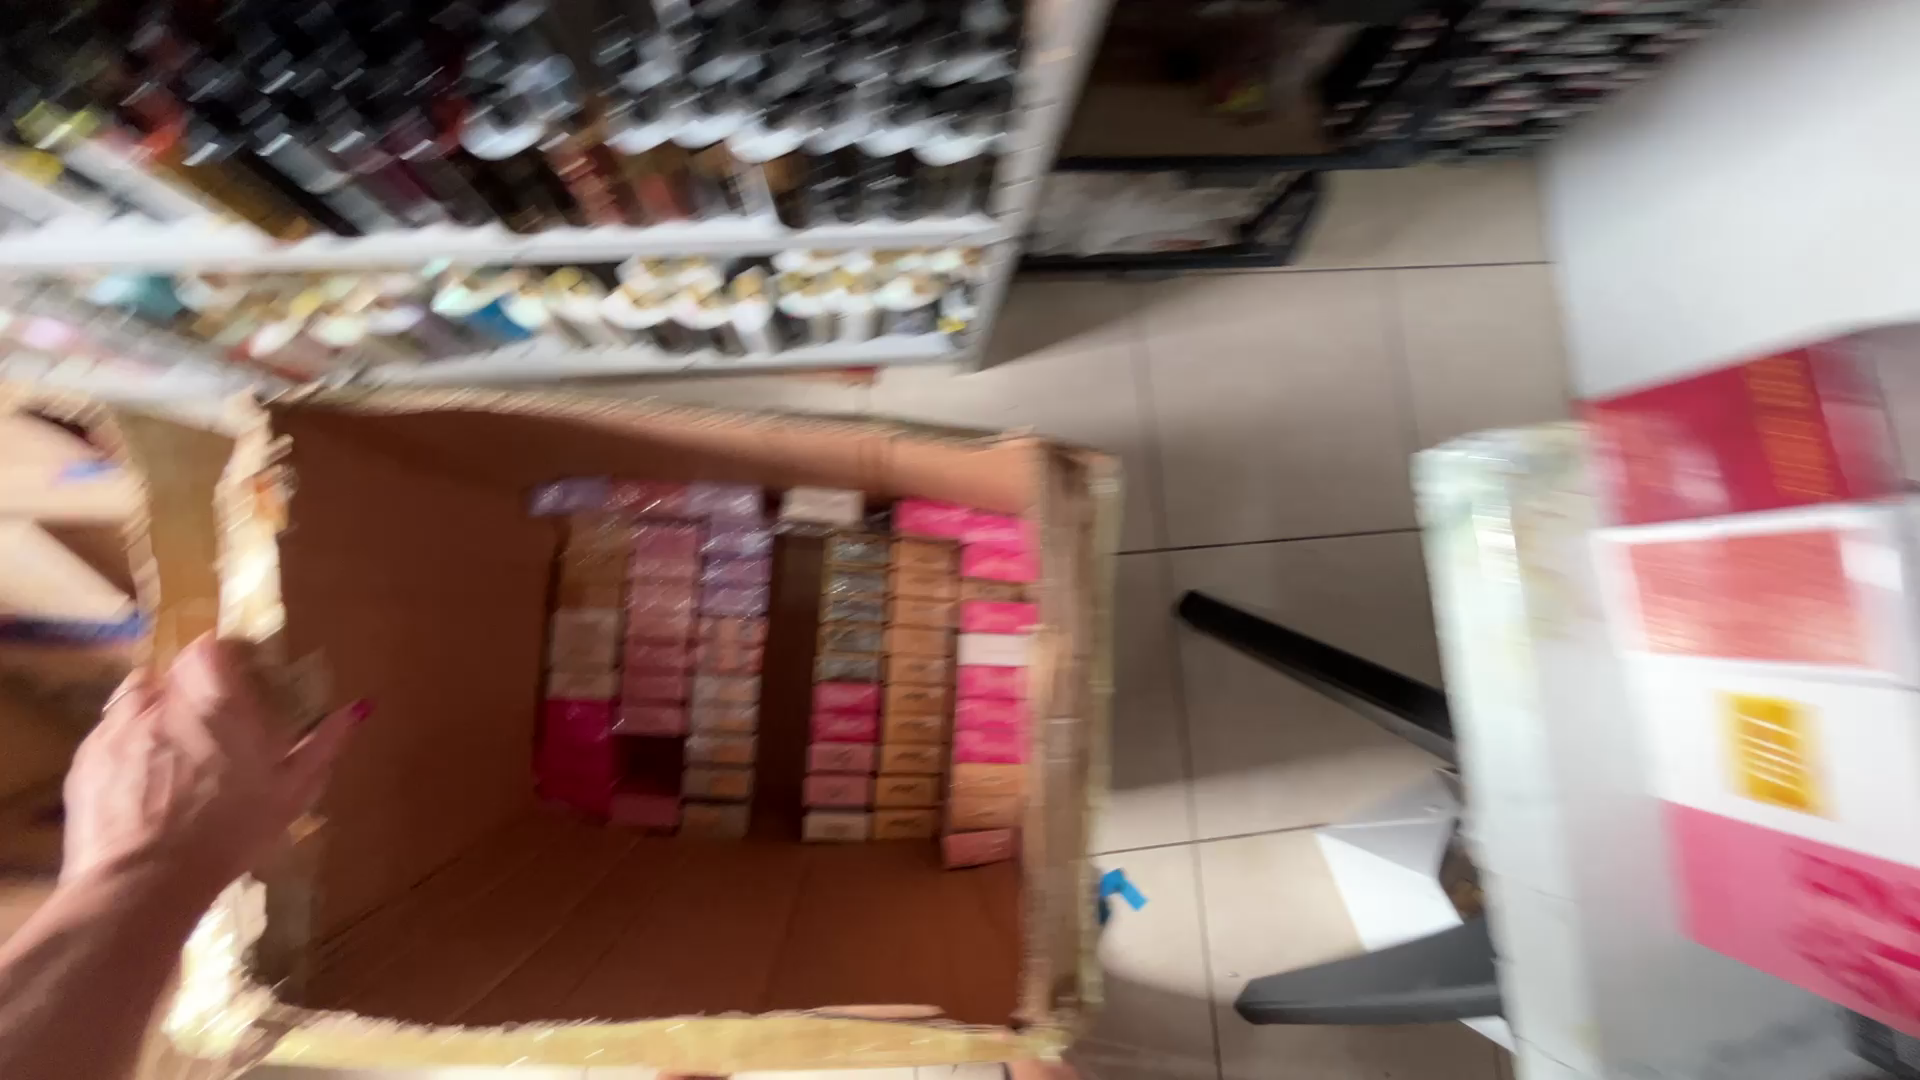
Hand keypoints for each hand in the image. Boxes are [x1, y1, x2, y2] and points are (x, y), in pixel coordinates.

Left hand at [59, 634, 366, 910]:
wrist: (145, 881)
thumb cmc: (233, 829)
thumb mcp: (295, 788)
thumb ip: (325, 742)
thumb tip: (359, 708)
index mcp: (221, 707)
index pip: (209, 649)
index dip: (223, 650)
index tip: (240, 663)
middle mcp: (165, 708)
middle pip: (173, 668)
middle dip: (193, 678)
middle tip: (216, 704)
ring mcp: (118, 732)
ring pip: (138, 694)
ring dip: (159, 701)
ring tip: (179, 730)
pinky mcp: (87, 760)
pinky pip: (111, 727)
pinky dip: (132, 732)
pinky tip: (148, 762)